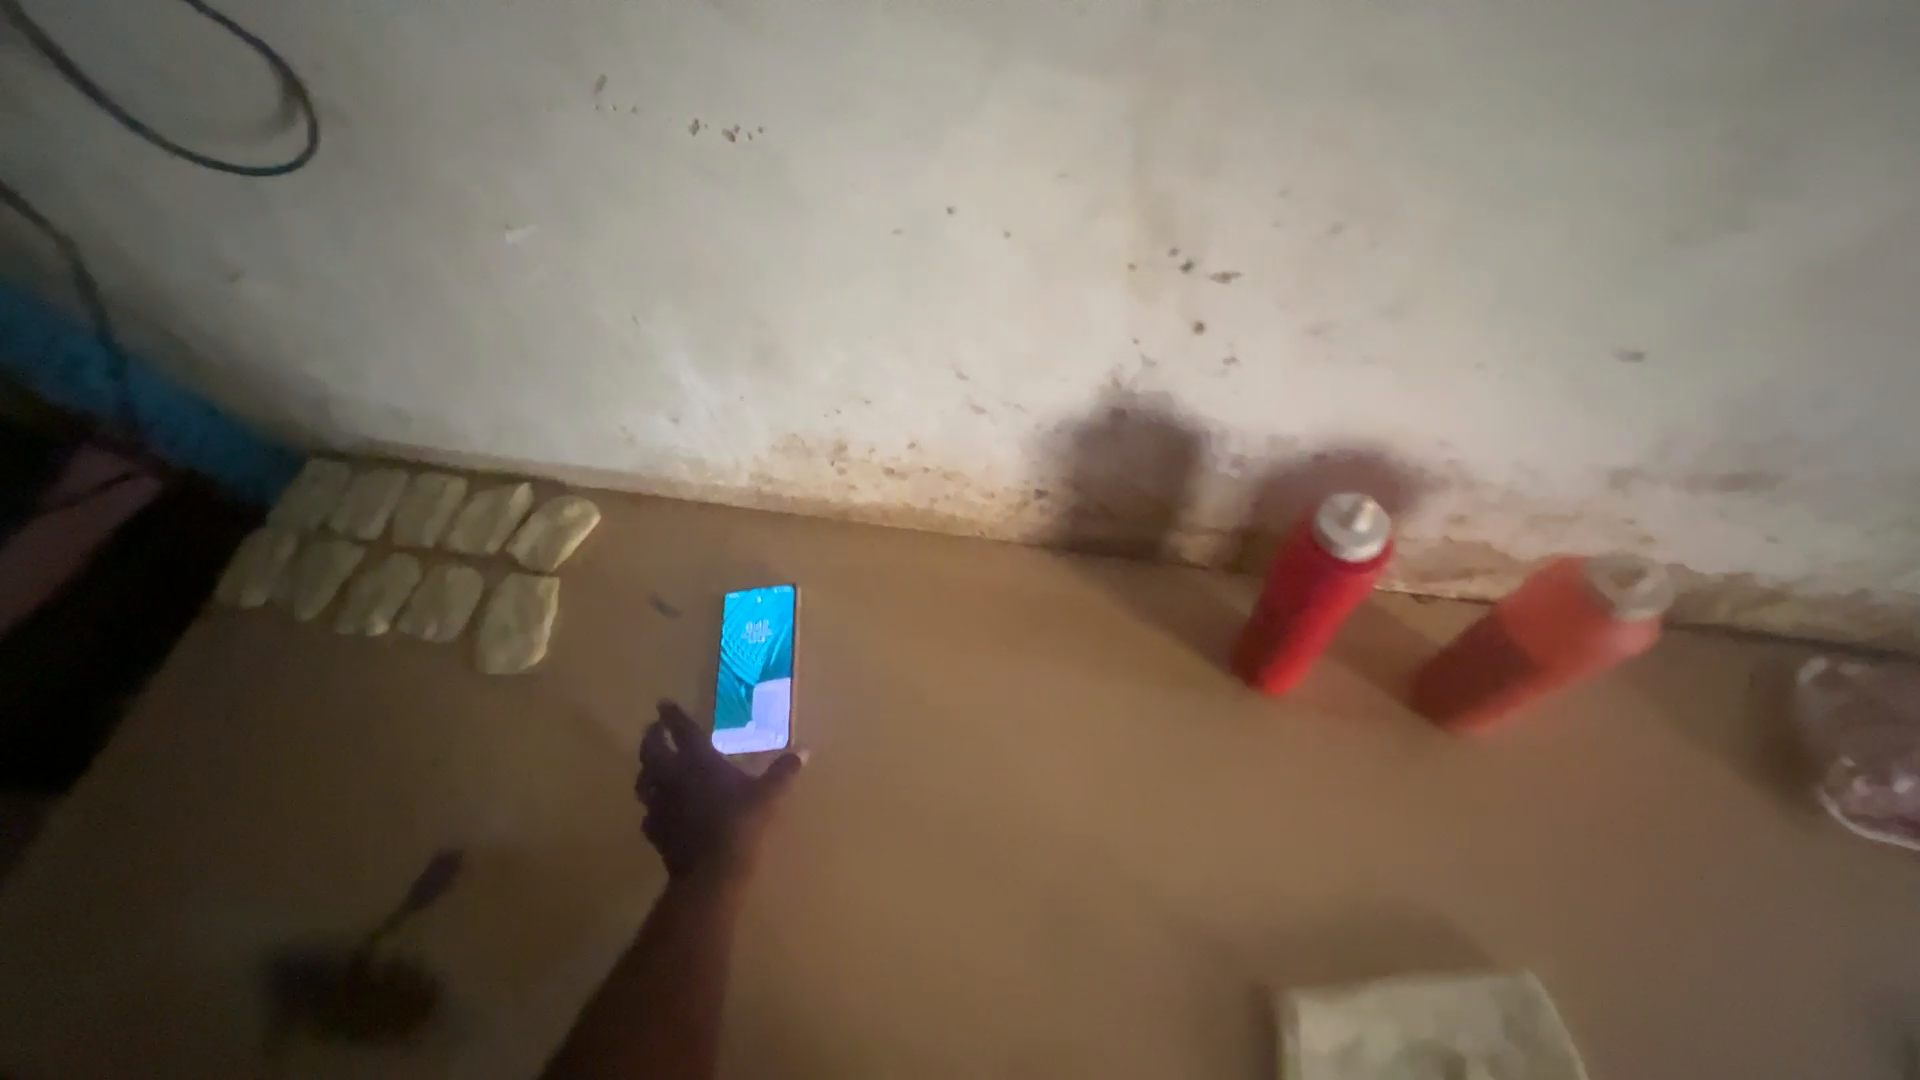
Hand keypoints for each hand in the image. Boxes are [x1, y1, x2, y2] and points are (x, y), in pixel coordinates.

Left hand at [637, 701, 803, 880]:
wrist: (710, 872)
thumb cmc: (741, 824)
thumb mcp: (770, 795)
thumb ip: (783, 771)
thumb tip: (803, 751)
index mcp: (698, 761)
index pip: (681, 730)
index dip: (672, 715)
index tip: (663, 703)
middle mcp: (672, 777)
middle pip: (652, 751)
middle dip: (652, 737)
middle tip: (653, 729)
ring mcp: (659, 804)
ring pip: (642, 780)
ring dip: (645, 769)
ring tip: (650, 765)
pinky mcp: (654, 830)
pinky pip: (647, 812)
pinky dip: (651, 805)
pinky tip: (658, 809)